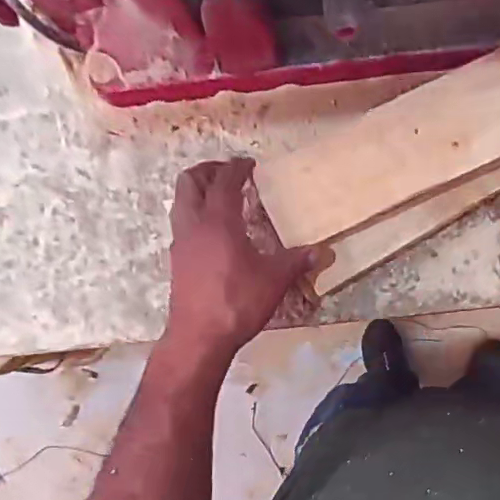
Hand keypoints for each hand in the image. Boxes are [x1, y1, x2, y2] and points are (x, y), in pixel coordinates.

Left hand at [162, 158, 315, 358]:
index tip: (248, 164)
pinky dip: (196, 217)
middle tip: (228, 174)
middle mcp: (194, 225)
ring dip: (198, 193)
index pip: (224, 182)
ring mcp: (181, 244)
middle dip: (209, 172)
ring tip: (220, 199)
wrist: (199, 336)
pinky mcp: (177, 262)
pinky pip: (182, 226)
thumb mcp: (274, 280)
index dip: (236, 168)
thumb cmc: (237, 302)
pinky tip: (214, 235)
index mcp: (218, 221)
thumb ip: (296, 261)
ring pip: (181, 203)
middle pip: (191, 182)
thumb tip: (321, 252)